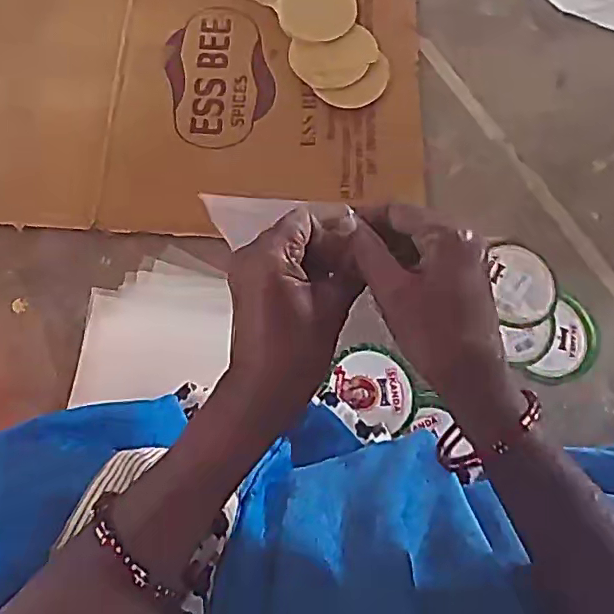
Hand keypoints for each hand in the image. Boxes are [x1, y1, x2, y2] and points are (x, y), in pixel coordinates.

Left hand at [222, 208, 364, 432]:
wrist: (264, 394)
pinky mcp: (251, 288)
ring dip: (319, 258)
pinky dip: (305, 271)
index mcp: (266, 254)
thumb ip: (349, 266)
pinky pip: (281, 266)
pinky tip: (331, 287)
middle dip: (329, 243)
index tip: (363, 241)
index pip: (305, 219)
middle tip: (361, 260)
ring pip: (290, 248)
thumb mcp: (331, 305)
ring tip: (351, 274)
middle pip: (296, 231)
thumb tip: (365, 241)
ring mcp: (247, 272)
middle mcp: (250, 255)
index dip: (336, 226)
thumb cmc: (296, 352)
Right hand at [344, 204, 521, 440]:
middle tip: (342, 245)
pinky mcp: (468, 272)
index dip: (364, 216)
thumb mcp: (391, 290)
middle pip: (410, 223)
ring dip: (390, 248)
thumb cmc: (431, 335)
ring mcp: (469, 254)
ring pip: (419, 240)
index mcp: (448, 234)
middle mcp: (463, 236)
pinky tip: (383, 274)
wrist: (473, 379)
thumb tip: (348, 223)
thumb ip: (367, 251)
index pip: (398, 210)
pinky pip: (431, 256)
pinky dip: (407, 261)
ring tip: (356, 260)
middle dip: (376, 233)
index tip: (336, 226)